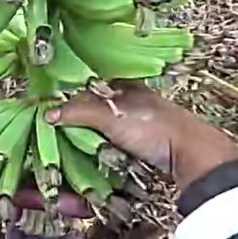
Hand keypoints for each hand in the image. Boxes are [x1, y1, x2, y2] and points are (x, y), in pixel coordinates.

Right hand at [48, 85, 237, 187]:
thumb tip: (47, 114)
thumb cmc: (152, 126)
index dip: (67, 95)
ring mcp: (134, 121)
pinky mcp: (139, 141)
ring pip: (99, 125)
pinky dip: (97, 147)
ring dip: (85, 136)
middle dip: (73, 119)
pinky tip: (88, 153)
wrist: (190, 154)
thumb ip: (78, 112)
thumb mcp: (110, 116)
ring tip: (66, 145)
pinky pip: (109, 141)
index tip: (49, 109)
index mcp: (122, 84)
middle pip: (91, 106)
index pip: (86, 84)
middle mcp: (127, 99)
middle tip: (54, 131)